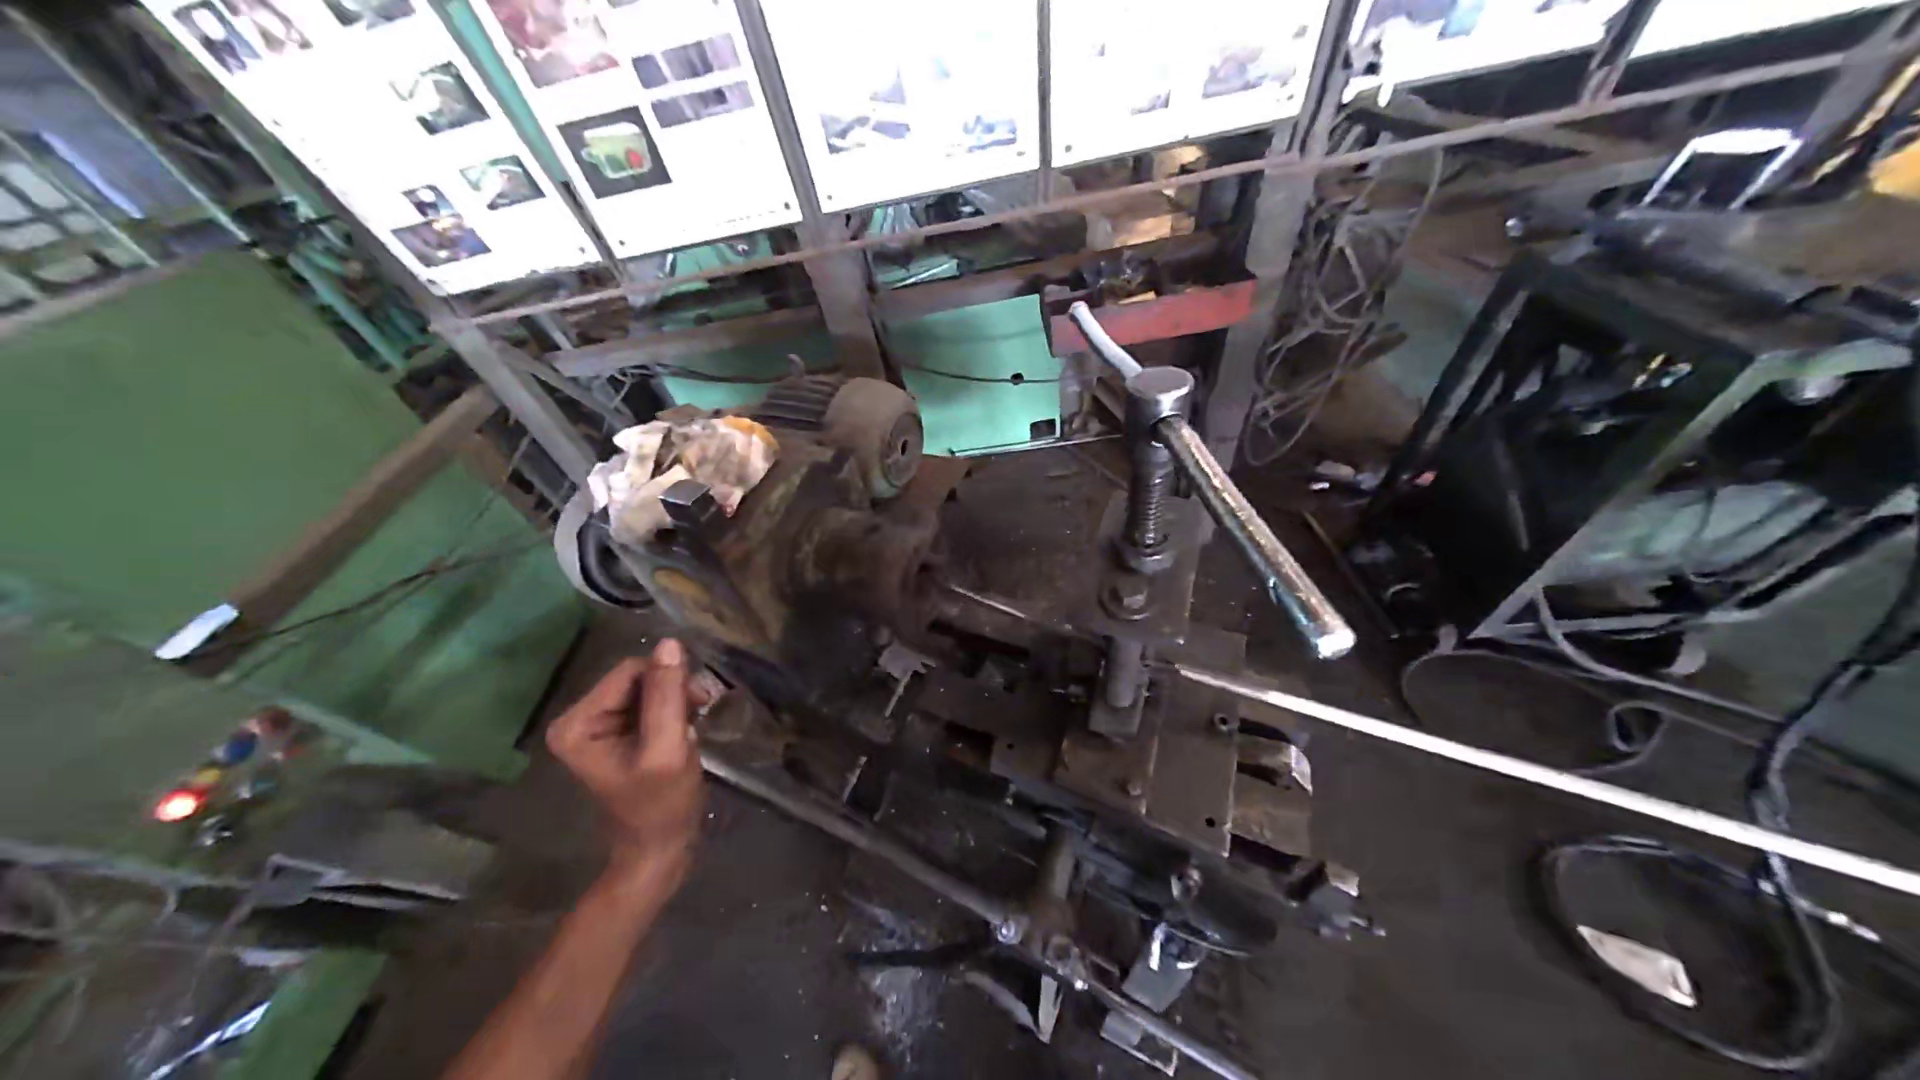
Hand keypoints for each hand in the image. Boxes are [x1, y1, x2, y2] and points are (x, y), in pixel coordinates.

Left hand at [546, 639, 709, 888]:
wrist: (659, 850)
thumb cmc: (660, 805)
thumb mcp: (666, 748)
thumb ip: (667, 696)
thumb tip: (670, 643)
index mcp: (576, 724)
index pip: (630, 672)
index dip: (668, 681)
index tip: (698, 704)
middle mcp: (579, 719)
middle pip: (637, 678)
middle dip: (673, 691)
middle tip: (700, 713)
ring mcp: (599, 727)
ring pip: (648, 689)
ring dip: (678, 701)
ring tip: (693, 727)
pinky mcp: (619, 734)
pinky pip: (650, 704)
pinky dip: (674, 711)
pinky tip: (685, 731)